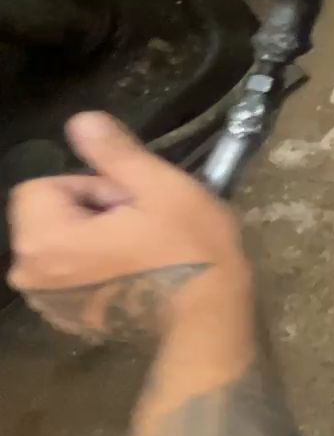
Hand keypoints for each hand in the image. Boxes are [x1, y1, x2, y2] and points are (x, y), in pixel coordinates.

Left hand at [8, 112, 247, 341]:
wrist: (206, 311)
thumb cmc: (191, 246)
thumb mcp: (166, 191)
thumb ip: (118, 156)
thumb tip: (82, 120)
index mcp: (44, 238)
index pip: (45, 186)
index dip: (96, 186)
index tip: (140, 204)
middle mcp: (25, 271)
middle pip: (53, 217)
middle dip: (98, 213)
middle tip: (151, 225)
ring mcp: (42, 299)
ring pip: (64, 246)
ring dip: (100, 240)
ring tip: (150, 250)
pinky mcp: (64, 316)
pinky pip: (71, 275)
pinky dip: (101, 268)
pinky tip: (143, 273)